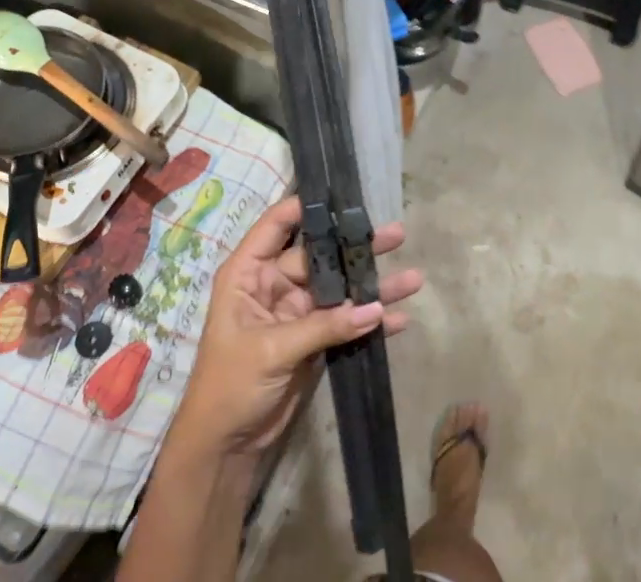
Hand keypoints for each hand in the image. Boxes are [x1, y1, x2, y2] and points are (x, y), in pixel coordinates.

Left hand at [173, 196, 423, 454]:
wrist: (227, 443)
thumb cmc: (231, 384)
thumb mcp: (272, 349)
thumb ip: (323, 326)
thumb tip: (375, 308)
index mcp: (247, 274)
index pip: (276, 226)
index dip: (305, 208)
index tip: (341, 196)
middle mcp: (273, 286)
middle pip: (319, 257)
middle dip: (355, 249)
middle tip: (396, 234)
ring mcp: (296, 314)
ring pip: (339, 291)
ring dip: (372, 286)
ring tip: (413, 278)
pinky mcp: (313, 342)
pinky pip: (346, 324)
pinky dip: (370, 323)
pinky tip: (400, 319)